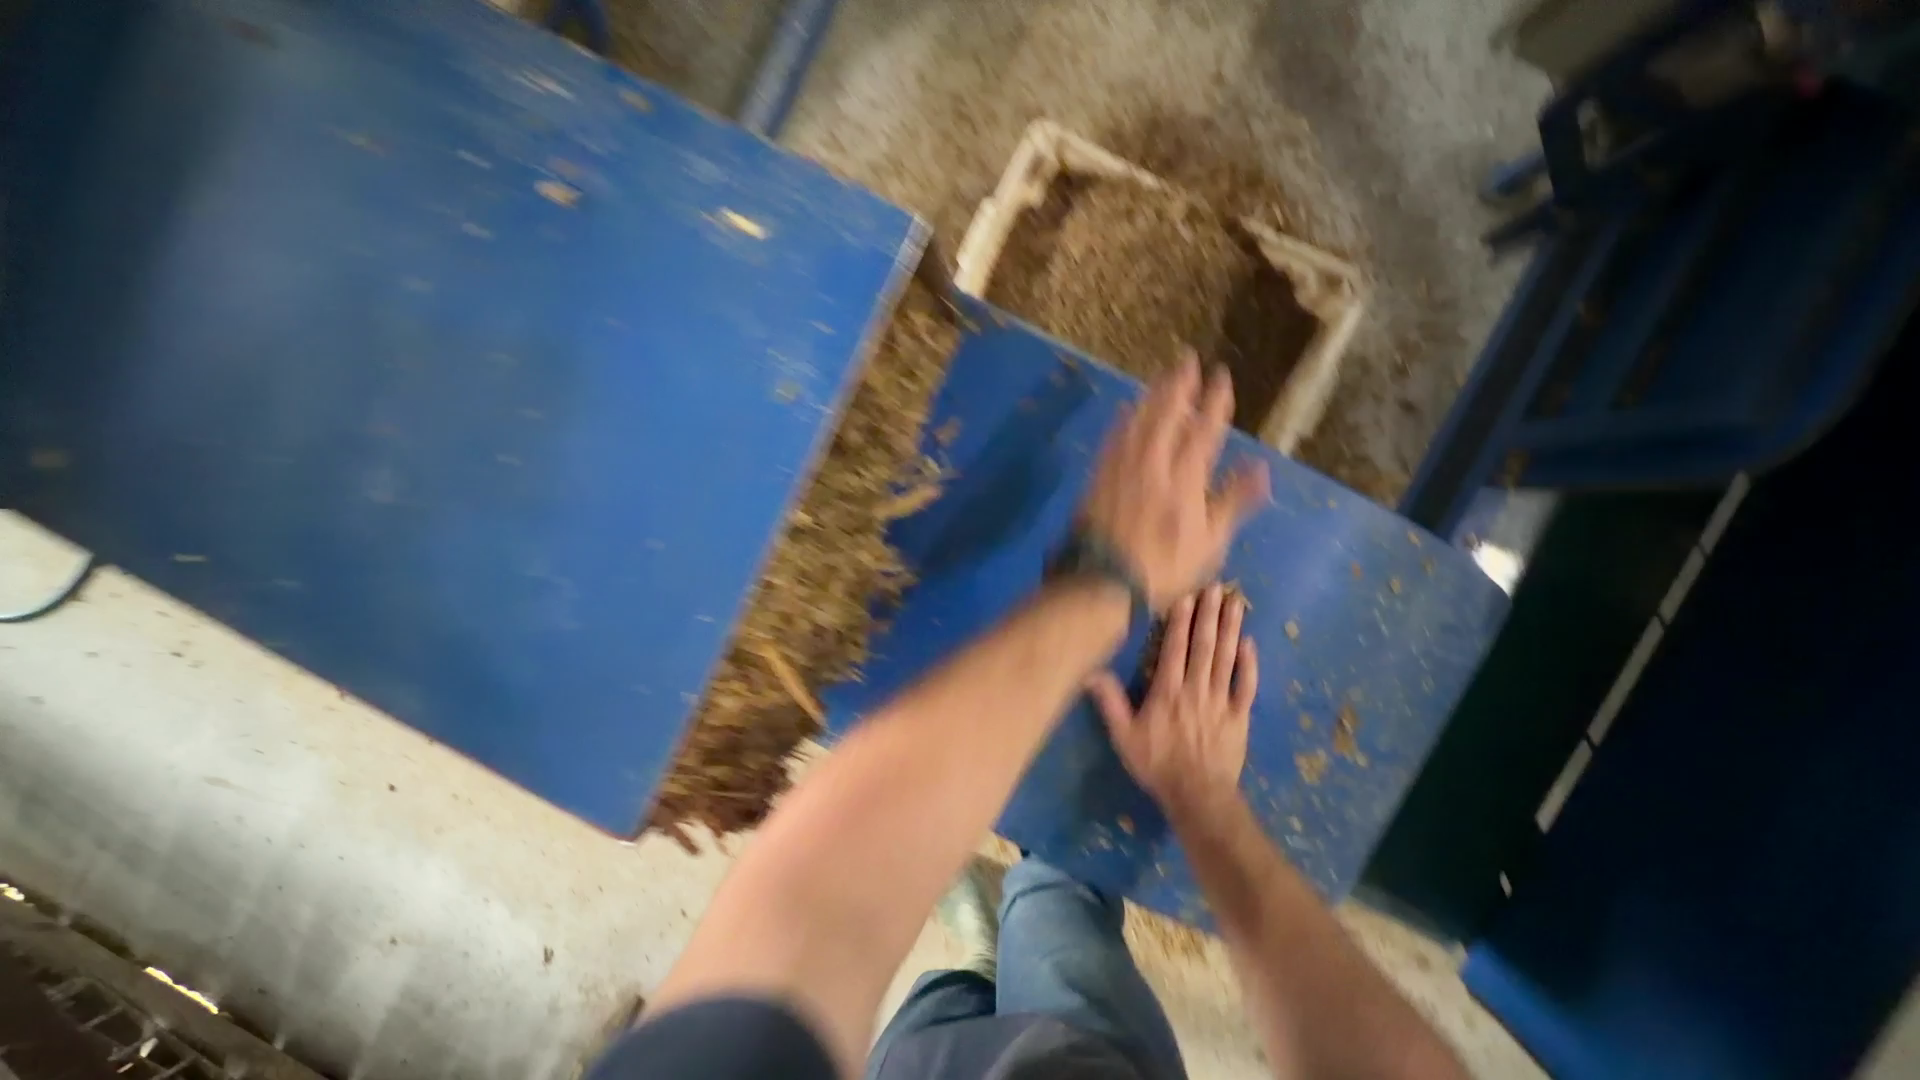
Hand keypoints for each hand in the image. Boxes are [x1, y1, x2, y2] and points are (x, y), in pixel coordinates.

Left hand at [1080, 352, 1270, 611]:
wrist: (1102, 581)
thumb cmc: (1163, 568)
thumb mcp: (1210, 542)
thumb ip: (1233, 501)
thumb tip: (1262, 468)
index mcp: (1185, 479)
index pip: (1205, 431)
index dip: (1214, 402)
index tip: (1221, 376)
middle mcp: (1153, 464)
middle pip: (1167, 415)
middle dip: (1180, 386)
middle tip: (1187, 359)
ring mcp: (1122, 469)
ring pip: (1139, 422)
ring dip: (1152, 396)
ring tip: (1162, 376)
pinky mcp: (1099, 478)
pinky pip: (1112, 440)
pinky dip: (1123, 421)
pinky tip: (1126, 410)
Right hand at [1088, 584, 1255, 816]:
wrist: (1197, 795)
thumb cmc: (1157, 765)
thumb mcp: (1124, 737)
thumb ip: (1110, 703)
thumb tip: (1090, 672)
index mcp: (1167, 691)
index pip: (1174, 648)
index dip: (1181, 620)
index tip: (1187, 595)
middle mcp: (1196, 689)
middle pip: (1204, 646)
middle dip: (1209, 614)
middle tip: (1217, 587)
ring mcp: (1221, 701)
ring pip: (1226, 659)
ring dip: (1231, 629)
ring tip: (1236, 604)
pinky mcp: (1240, 717)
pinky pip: (1247, 686)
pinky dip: (1249, 664)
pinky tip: (1250, 644)